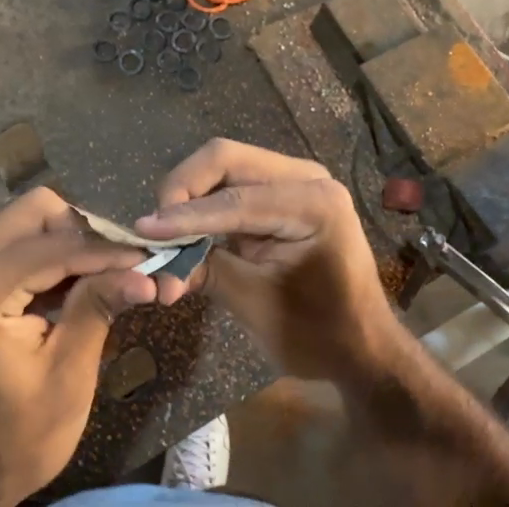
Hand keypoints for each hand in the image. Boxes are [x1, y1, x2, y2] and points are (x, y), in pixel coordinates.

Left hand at [0, 188, 157, 506]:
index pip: (55, 245)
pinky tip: (76, 288)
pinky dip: (46, 258)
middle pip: (34, 213)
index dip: (106, 249)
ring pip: (24, 224)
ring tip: (105, 277)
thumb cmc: (15, 437)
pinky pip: (12, 247)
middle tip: (119, 266)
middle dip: (82, 232)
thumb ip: (98, 309)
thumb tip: (145, 273)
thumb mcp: (66, 375)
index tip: (148, 258)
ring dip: (66, 243)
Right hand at [135, 138, 397, 380]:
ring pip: (223, 165)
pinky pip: (230, 183)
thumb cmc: (320, 335)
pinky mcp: (281, 192)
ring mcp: (294, 180)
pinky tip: (184, 229)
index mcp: (314, 203)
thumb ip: (205, 271)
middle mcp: (306, 177)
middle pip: (225, 159)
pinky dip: (203, 203)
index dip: (185, 213)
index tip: (144, 229)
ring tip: (166, 232)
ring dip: (189, 194)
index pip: (236, 197)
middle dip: (183, 189)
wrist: (364, 349)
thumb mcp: (257, 305)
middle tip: (155, 228)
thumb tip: (154, 268)